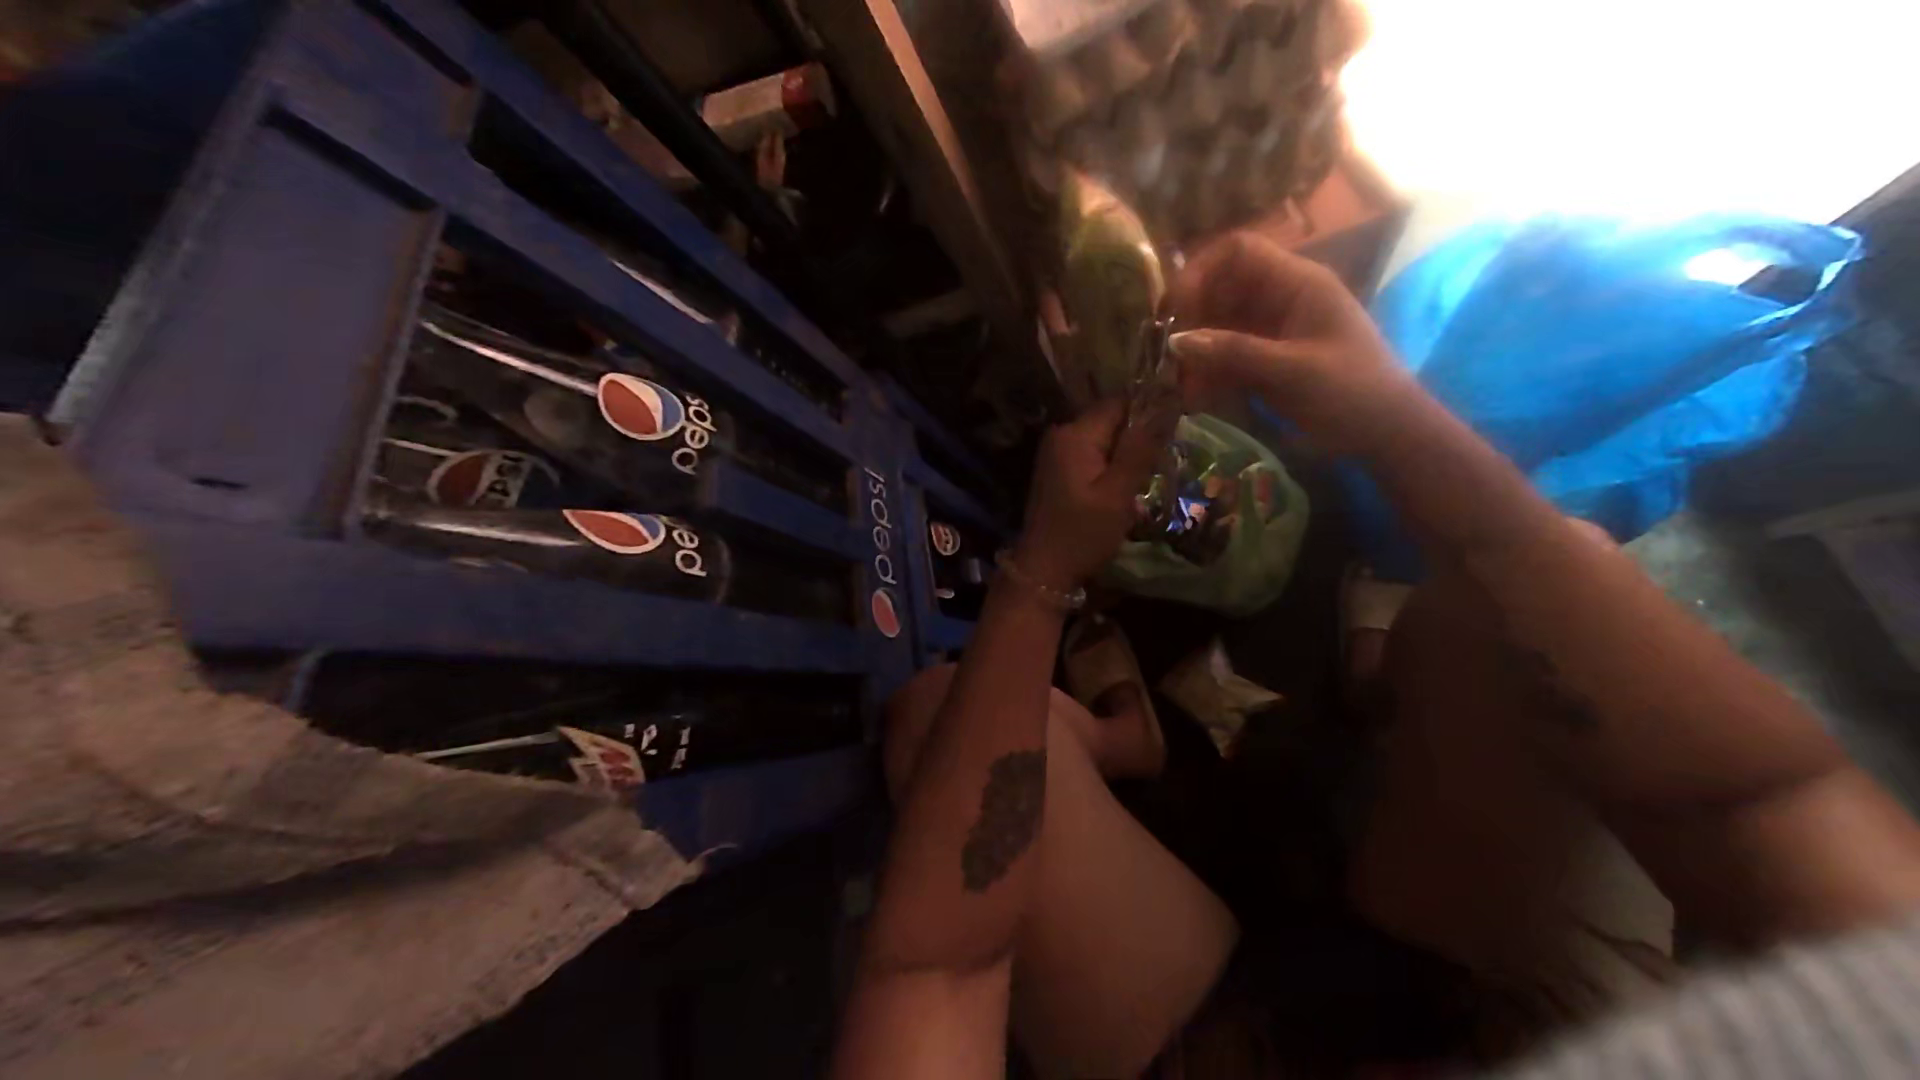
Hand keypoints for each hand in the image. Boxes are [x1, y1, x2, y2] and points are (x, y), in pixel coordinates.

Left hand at [1012, 399, 1173, 590]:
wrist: (1044, 570)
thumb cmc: (1083, 534)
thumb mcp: (1117, 493)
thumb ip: (1140, 448)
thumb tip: (1165, 405)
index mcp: (1075, 434)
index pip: (1120, 403)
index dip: (1150, 412)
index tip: (1177, 430)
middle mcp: (1062, 434)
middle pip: (1111, 419)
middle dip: (1140, 435)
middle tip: (1166, 458)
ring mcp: (1057, 452)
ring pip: (1104, 438)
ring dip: (1128, 452)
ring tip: (1152, 472)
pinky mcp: (1059, 470)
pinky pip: (1093, 454)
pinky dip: (1112, 464)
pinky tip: (1127, 484)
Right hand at [1166, 232, 1417, 454]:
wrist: (1386, 434)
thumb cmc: (1351, 393)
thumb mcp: (1292, 372)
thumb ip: (1234, 353)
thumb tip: (1176, 341)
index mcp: (1297, 283)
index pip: (1237, 252)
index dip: (1200, 272)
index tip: (1174, 311)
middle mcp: (1280, 298)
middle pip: (1220, 288)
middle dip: (1191, 318)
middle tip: (1167, 355)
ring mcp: (1271, 330)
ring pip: (1217, 324)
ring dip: (1194, 350)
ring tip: (1178, 384)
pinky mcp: (1265, 359)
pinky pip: (1224, 354)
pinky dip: (1206, 371)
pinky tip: (1194, 395)